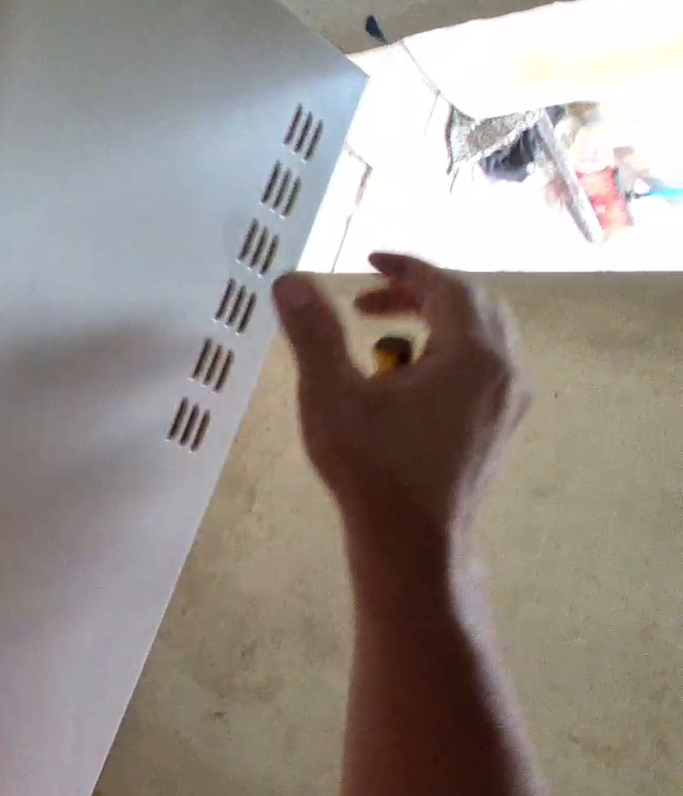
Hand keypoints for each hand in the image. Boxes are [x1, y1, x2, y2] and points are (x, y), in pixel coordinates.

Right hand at [271, 253, 530, 585]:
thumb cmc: (370, 460)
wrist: (411, 535)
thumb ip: (313, 332)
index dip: (406, 268)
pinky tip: (399, 377)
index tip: (367, 260)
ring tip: (376, 335)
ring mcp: (506, 401)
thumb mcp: (329, 391)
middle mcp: (505, 371)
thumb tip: (289, 281)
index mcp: (473, 355)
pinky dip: (442, 350)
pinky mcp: (495, 424)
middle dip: (418, 293)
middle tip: (364, 299)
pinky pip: (480, 366)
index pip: (448, 288)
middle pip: (474, 307)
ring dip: (431, 321)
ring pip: (481, 338)